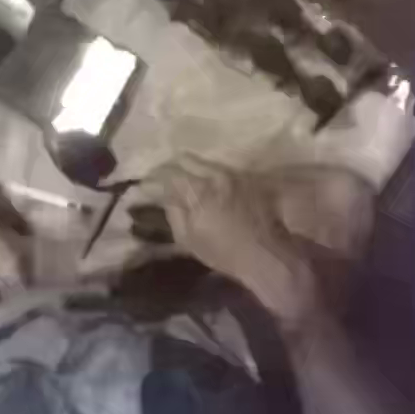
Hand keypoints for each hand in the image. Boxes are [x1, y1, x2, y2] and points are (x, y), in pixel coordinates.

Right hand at [144, 156, 324, 323]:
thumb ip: (173, 211)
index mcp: (198, 190)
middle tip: (164, 177)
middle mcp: (216, 175)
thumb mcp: (188, 238)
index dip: (155, 176)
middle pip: (186, 159)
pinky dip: (210, 174)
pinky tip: (208, 185)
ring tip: (185, 180)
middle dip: (172, 166)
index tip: (147, 182)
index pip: (169, 172)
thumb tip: (165, 194)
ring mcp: (235, 174)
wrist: (267, 255)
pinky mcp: (249, 179)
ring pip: (205, 162)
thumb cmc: (223, 252)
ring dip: (192, 168)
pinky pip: (222, 169)